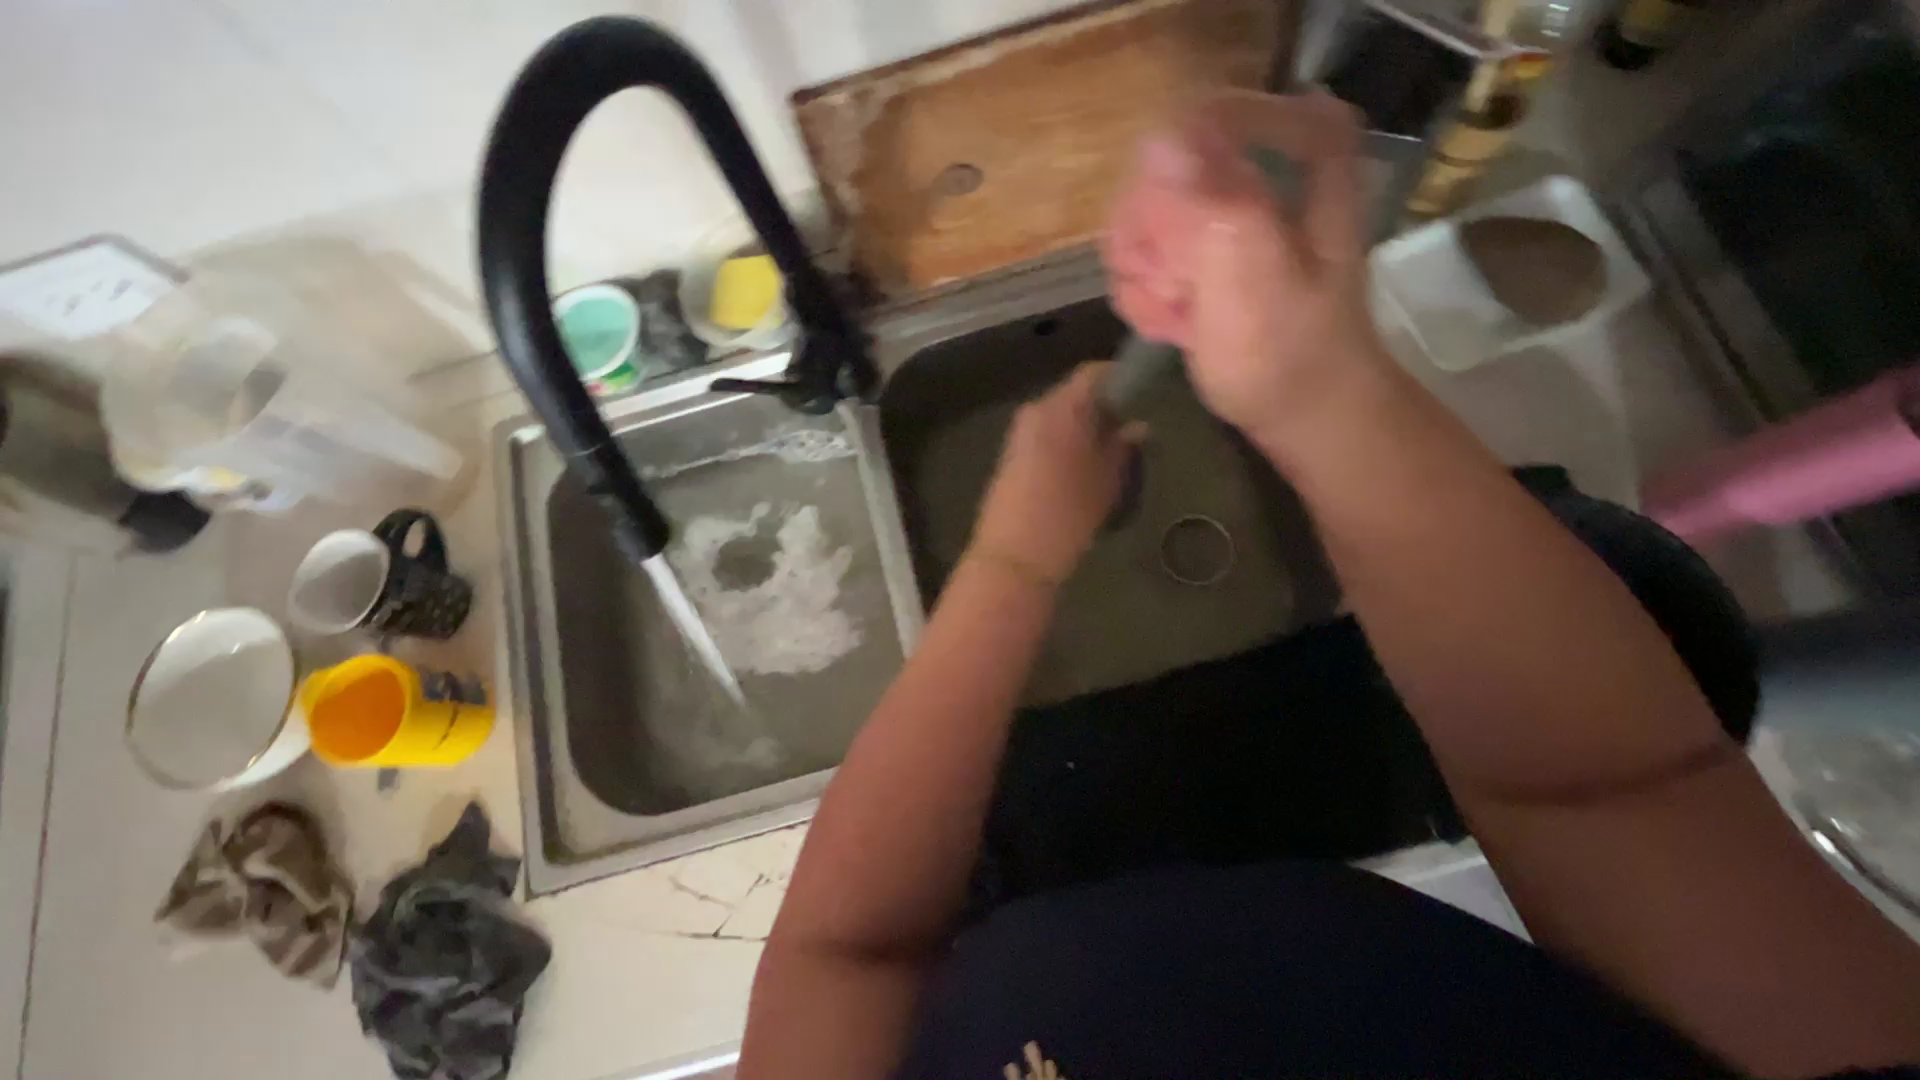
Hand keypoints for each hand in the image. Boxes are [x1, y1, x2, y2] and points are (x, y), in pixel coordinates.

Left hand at [969, 362, 1142, 585]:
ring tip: (1116, 449)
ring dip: (1087, 426)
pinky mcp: (1012, 457)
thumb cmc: (1066, 516)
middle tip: (1136, 426)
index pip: (1094, 373)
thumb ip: (1122, 447)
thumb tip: (1139, 426)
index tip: (1146, 394)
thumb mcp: (1106, 481)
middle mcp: (1035, 411)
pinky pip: (1047, 436)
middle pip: (1076, 394)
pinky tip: (1088, 465)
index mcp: (1060, 407)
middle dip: (1106, 406)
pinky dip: (1068, 442)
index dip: (1121, 378)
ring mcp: (1019, 434)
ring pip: (1061, 416)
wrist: (1013, 558)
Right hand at [1104, 91, 1389, 443]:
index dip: (1180, 155)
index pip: (1215, 109)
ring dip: (1143, 272)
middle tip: (1175, 283)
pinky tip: (1171, 325)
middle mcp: (1262, 171)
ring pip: (1142, 213)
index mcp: (1305, 154)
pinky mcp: (1203, 255)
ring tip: (1177, 311)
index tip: (1167, 212)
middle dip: (1150, 234)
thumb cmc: (1288, 352)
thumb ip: (1211, 202)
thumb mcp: (1252, 275)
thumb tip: (1157, 139)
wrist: (1302, 415)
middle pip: (1164, 165)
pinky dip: (1147, 295)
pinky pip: (1144, 253)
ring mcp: (1227, 216)